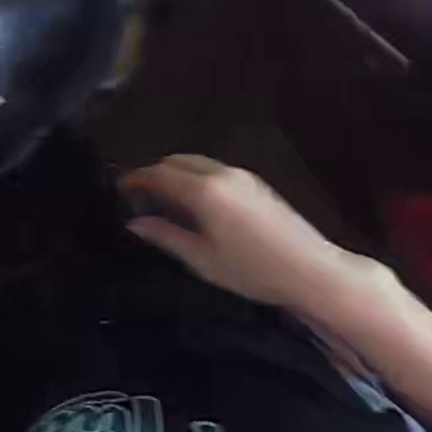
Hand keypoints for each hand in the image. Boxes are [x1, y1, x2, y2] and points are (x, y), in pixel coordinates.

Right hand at [120, 155, 412, 325]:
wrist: (313, 270)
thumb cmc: (254, 270)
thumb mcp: (202, 260)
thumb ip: (165, 236)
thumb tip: (135, 225)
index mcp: (204, 191)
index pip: (158, 174)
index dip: (134, 178)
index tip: (118, 188)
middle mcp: (220, 173)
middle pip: (175, 161)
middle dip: (153, 173)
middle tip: (138, 195)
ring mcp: (240, 175)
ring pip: (195, 162)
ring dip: (175, 173)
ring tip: (163, 200)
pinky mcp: (254, 182)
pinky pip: (213, 168)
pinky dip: (194, 176)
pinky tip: (194, 202)